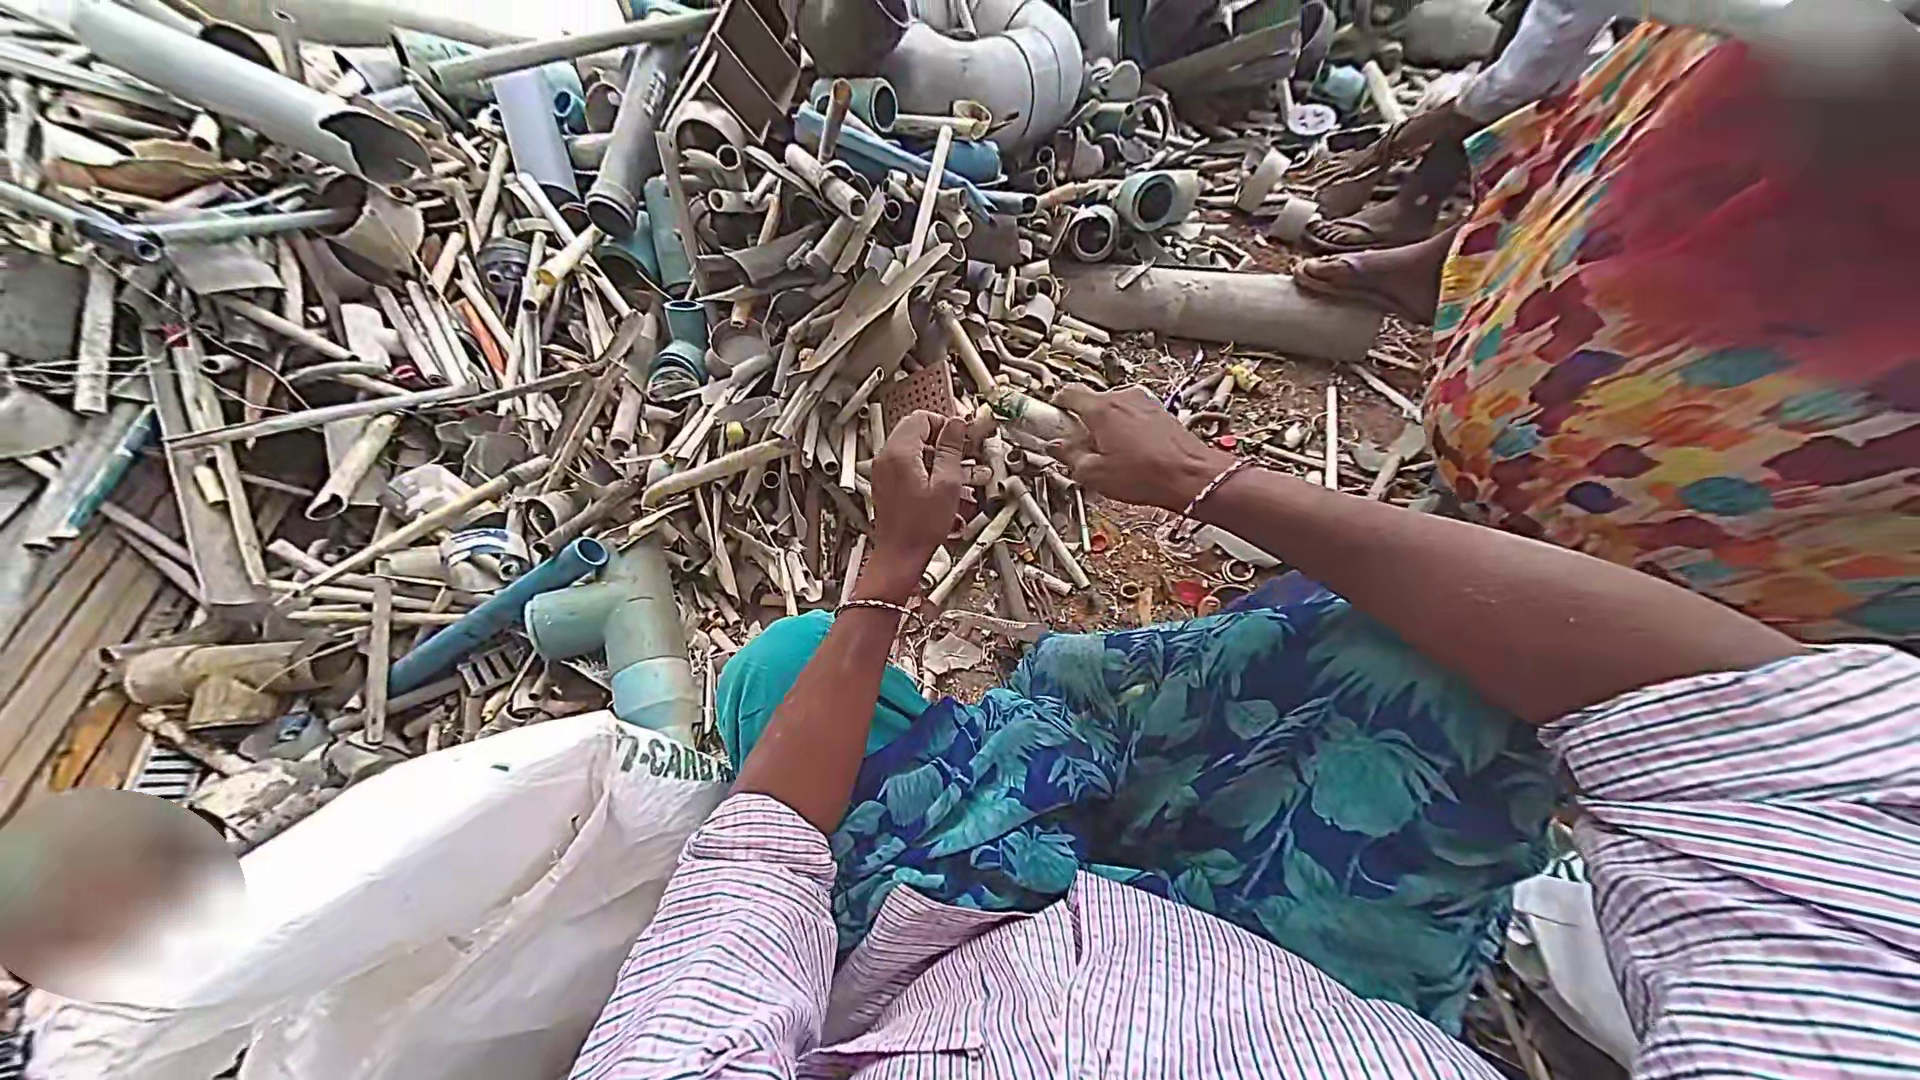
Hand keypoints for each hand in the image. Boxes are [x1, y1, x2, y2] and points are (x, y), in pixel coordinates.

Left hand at [860, 410, 966, 602]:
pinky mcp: (888, 484)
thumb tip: (956, 425)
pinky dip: (928, 469)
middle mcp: (886, 458)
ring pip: (915, 449)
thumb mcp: (946, 484)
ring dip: (939, 457)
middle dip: (944, 440)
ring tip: (962, 472)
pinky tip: (947, 485)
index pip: (921, 417)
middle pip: (917, 431)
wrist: (900, 554)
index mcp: (899, 453)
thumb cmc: (919, 528)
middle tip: (965, 452)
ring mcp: (884, 471)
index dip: (945, 424)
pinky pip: (909, 465)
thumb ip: (951, 449)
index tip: (961, 436)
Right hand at [1050, 385, 1235, 510]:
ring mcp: (1143, 403)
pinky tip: (1126, 455)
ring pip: (1111, 410)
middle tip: (1076, 448)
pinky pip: (1130, 416)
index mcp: (1102, 408)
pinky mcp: (1158, 413)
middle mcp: (1123, 398)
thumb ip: (1069, 456)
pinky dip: (1123, 431)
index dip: (1053, 406)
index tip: (1047, 420)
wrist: (1193, 477)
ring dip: (1103, 428)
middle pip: (1089, 403)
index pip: (1067, 393)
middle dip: (1079, 423)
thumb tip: (1056, 448)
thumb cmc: (1148, 475)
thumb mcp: (1094, 474)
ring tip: (1105, 457)